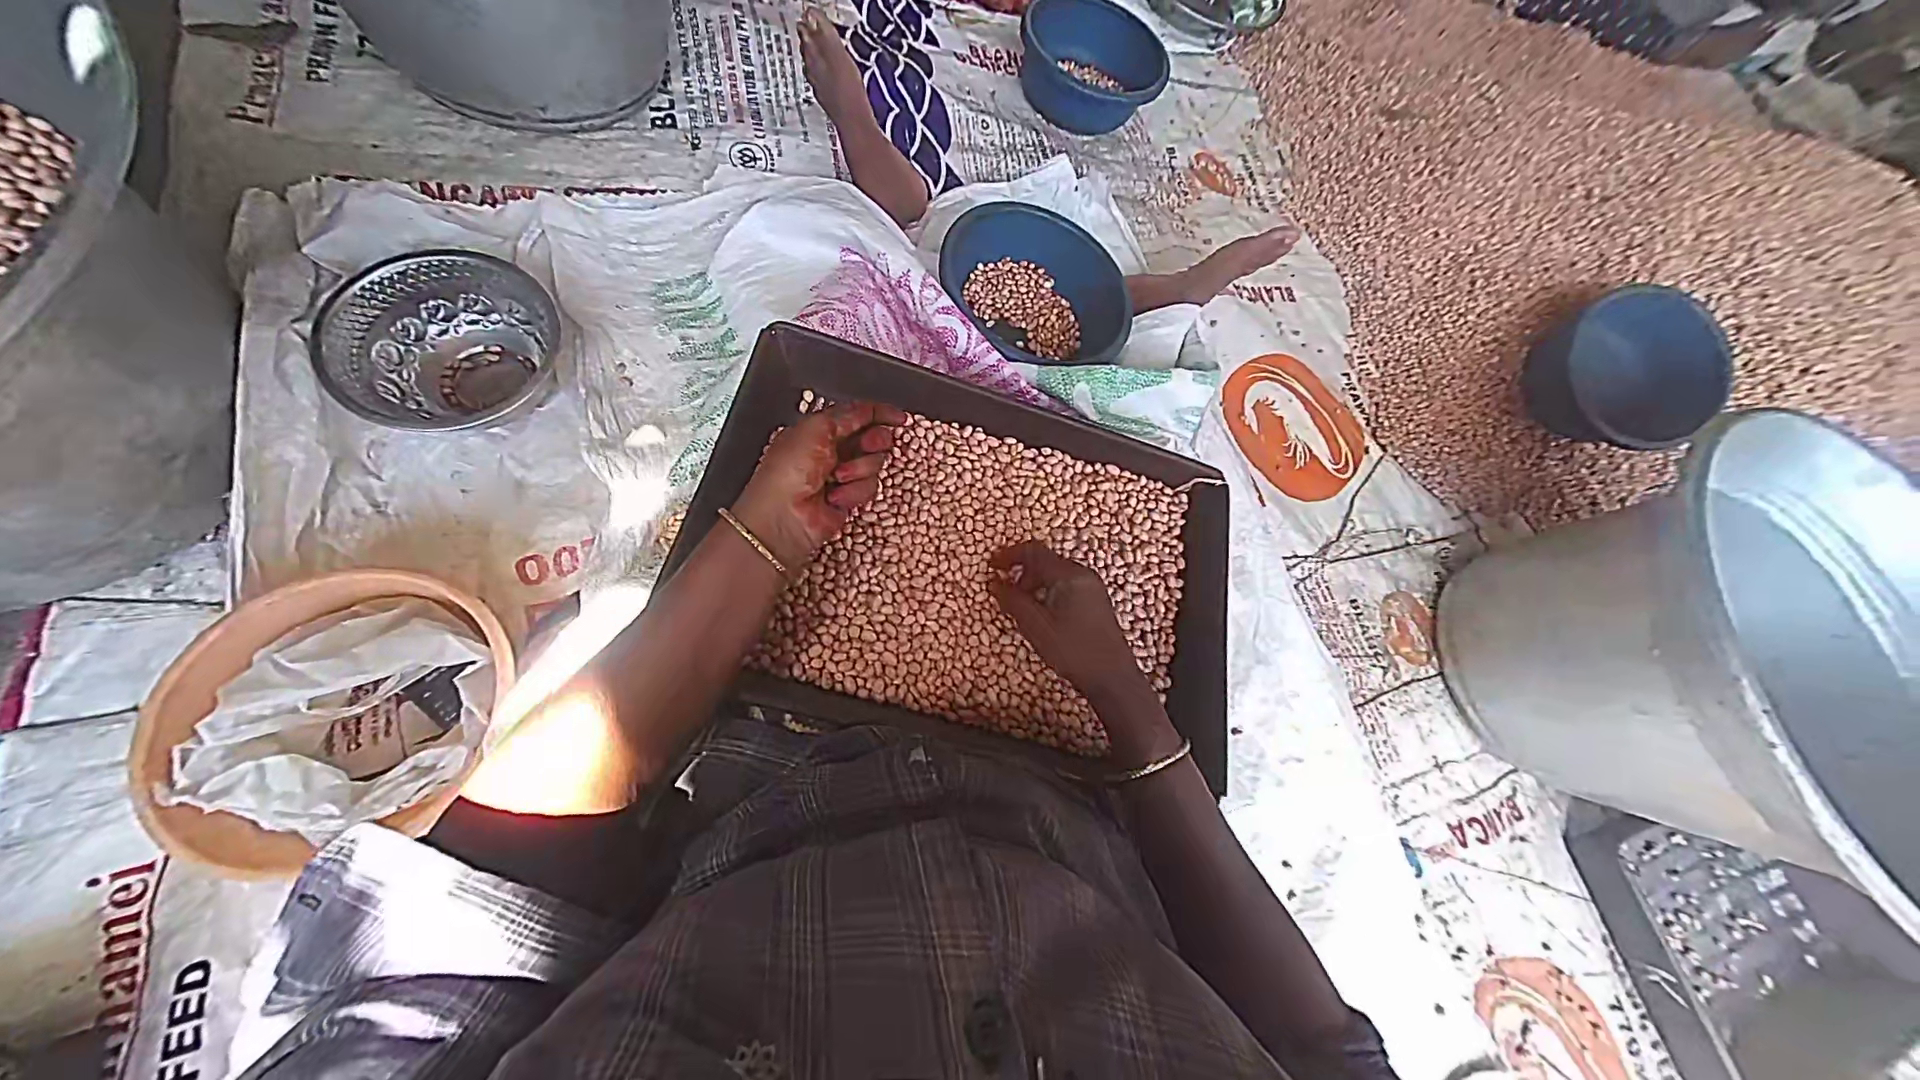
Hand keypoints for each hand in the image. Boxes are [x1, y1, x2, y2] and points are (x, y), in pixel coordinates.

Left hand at [730, 402, 906, 569]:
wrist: (783, 516)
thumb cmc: (787, 472)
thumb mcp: (816, 429)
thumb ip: (847, 415)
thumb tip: (868, 409)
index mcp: (819, 430)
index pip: (856, 415)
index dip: (878, 414)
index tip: (899, 417)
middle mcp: (832, 451)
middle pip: (871, 439)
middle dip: (874, 441)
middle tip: (869, 445)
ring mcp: (842, 476)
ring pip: (874, 464)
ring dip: (860, 469)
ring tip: (838, 477)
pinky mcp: (849, 498)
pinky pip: (869, 488)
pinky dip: (855, 491)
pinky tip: (835, 497)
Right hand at [988, 542, 1151, 704]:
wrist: (1112, 677)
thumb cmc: (1074, 651)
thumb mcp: (1035, 626)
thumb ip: (1012, 600)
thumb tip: (995, 583)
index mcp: (1069, 575)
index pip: (1033, 551)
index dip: (1009, 555)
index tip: (992, 565)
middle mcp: (1083, 575)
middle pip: (1045, 560)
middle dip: (1020, 571)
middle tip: (1004, 588)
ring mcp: (1092, 588)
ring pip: (1055, 574)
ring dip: (1033, 583)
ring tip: (1020, 604)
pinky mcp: (1095, 601)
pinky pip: (1066, 585)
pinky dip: (1047, 591)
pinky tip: (1041, 613)